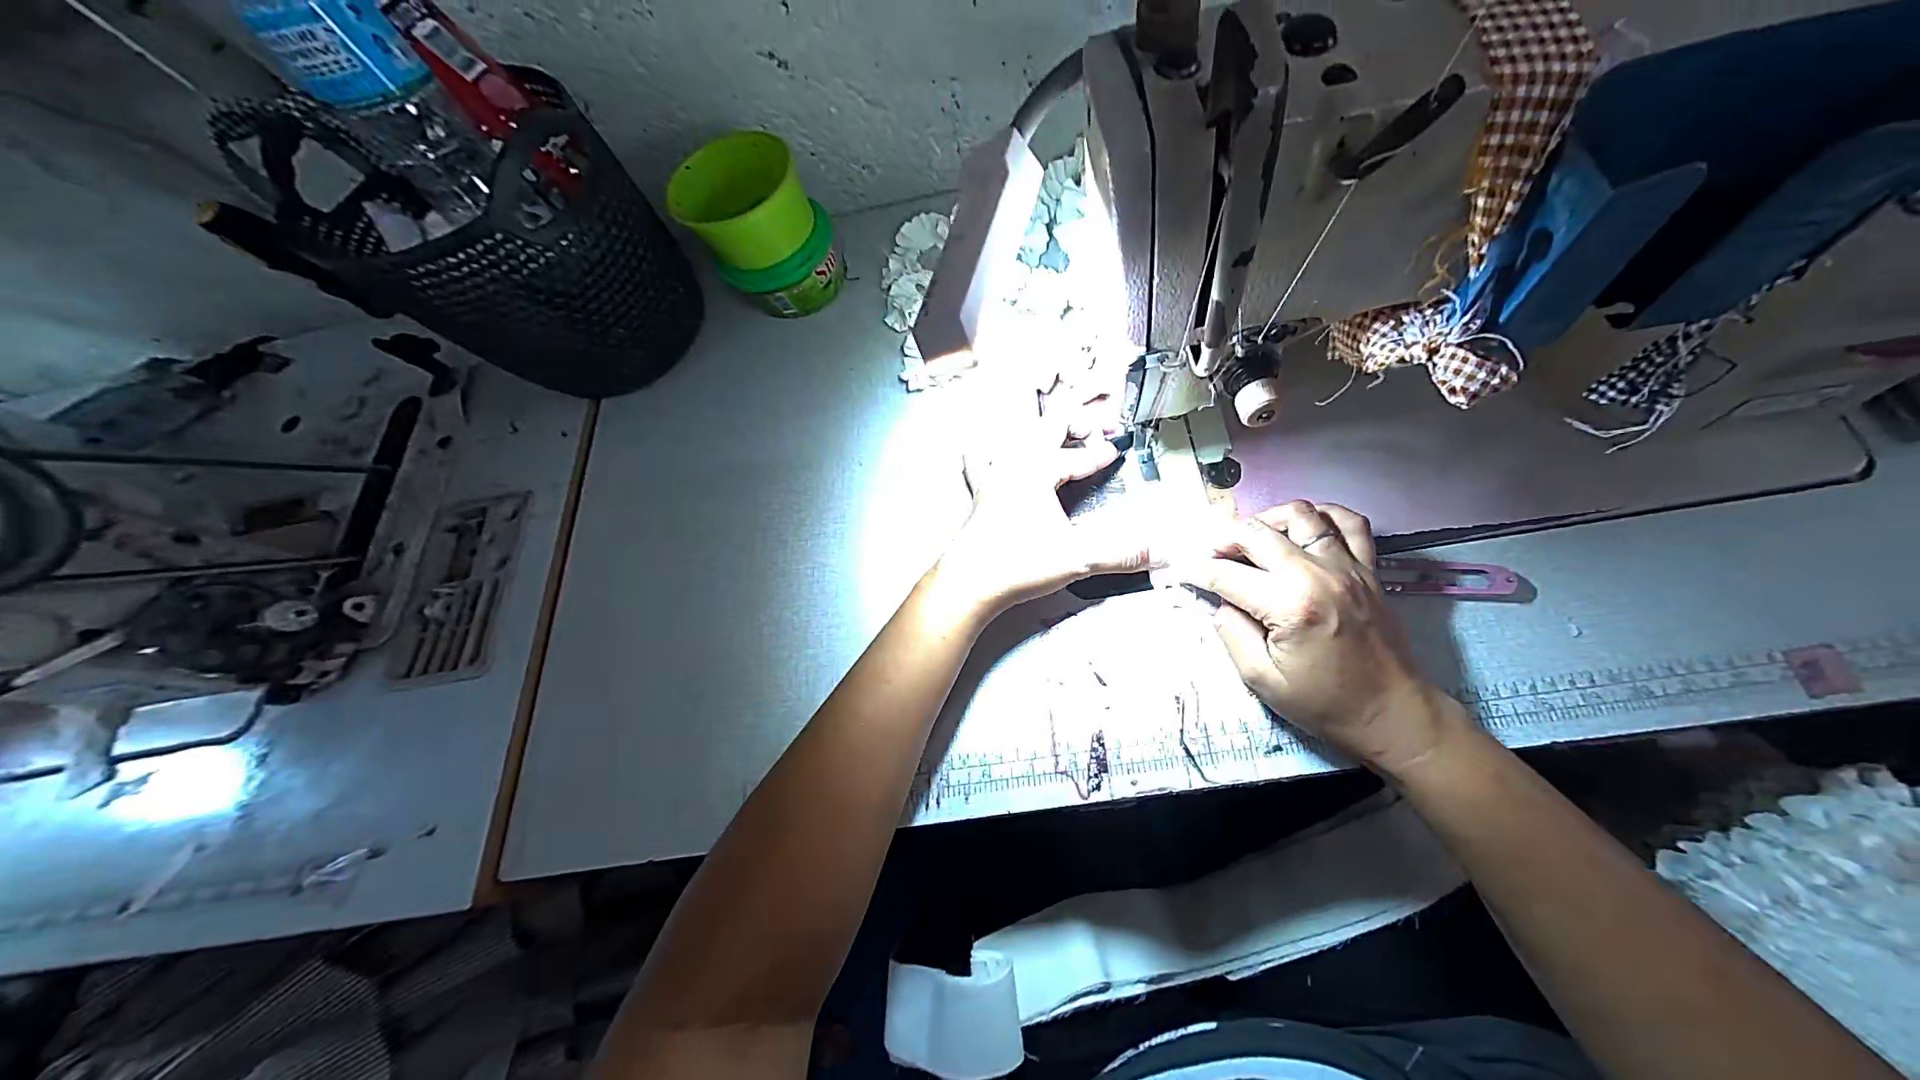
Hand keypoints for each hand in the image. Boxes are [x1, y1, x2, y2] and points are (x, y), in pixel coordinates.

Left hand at [932, 386, 1150, 615]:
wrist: (969, 585)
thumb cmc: (1013, 566)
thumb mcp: (1077, 557)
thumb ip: (1120, 553)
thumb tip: (1156, 552)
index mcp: (1036, 471)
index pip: (1075, 454)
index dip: (1097, 452)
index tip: (1111, 452)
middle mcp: (1011, 467)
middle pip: (1043, 428)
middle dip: (1070, 422)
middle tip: (1088, 426)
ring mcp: (991, 480)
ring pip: (1009, 436)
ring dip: (1031, 429)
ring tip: (1043, 424)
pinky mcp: (979, 498)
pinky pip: (980, 460)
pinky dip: (988, 450)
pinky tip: (986, 450)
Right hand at [1177, 501, 1466, 774]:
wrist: (1392, 714)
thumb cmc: (1324, 704)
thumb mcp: (1261, 679)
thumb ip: (1231, 633)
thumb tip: (1219, 601)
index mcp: (1290, 606)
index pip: (1227, 574)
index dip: (1197, 571)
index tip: (1182, 571)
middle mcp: (1319, 575)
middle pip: (1258, 533)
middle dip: (1223, 539)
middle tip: (1210, 556)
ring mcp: (1348, 567)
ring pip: (1301, 515)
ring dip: (1267, 521)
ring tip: (1252, 540)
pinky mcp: (1368, 569)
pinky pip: (1348, 523)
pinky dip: (1322, 515)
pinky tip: (1302, 528)